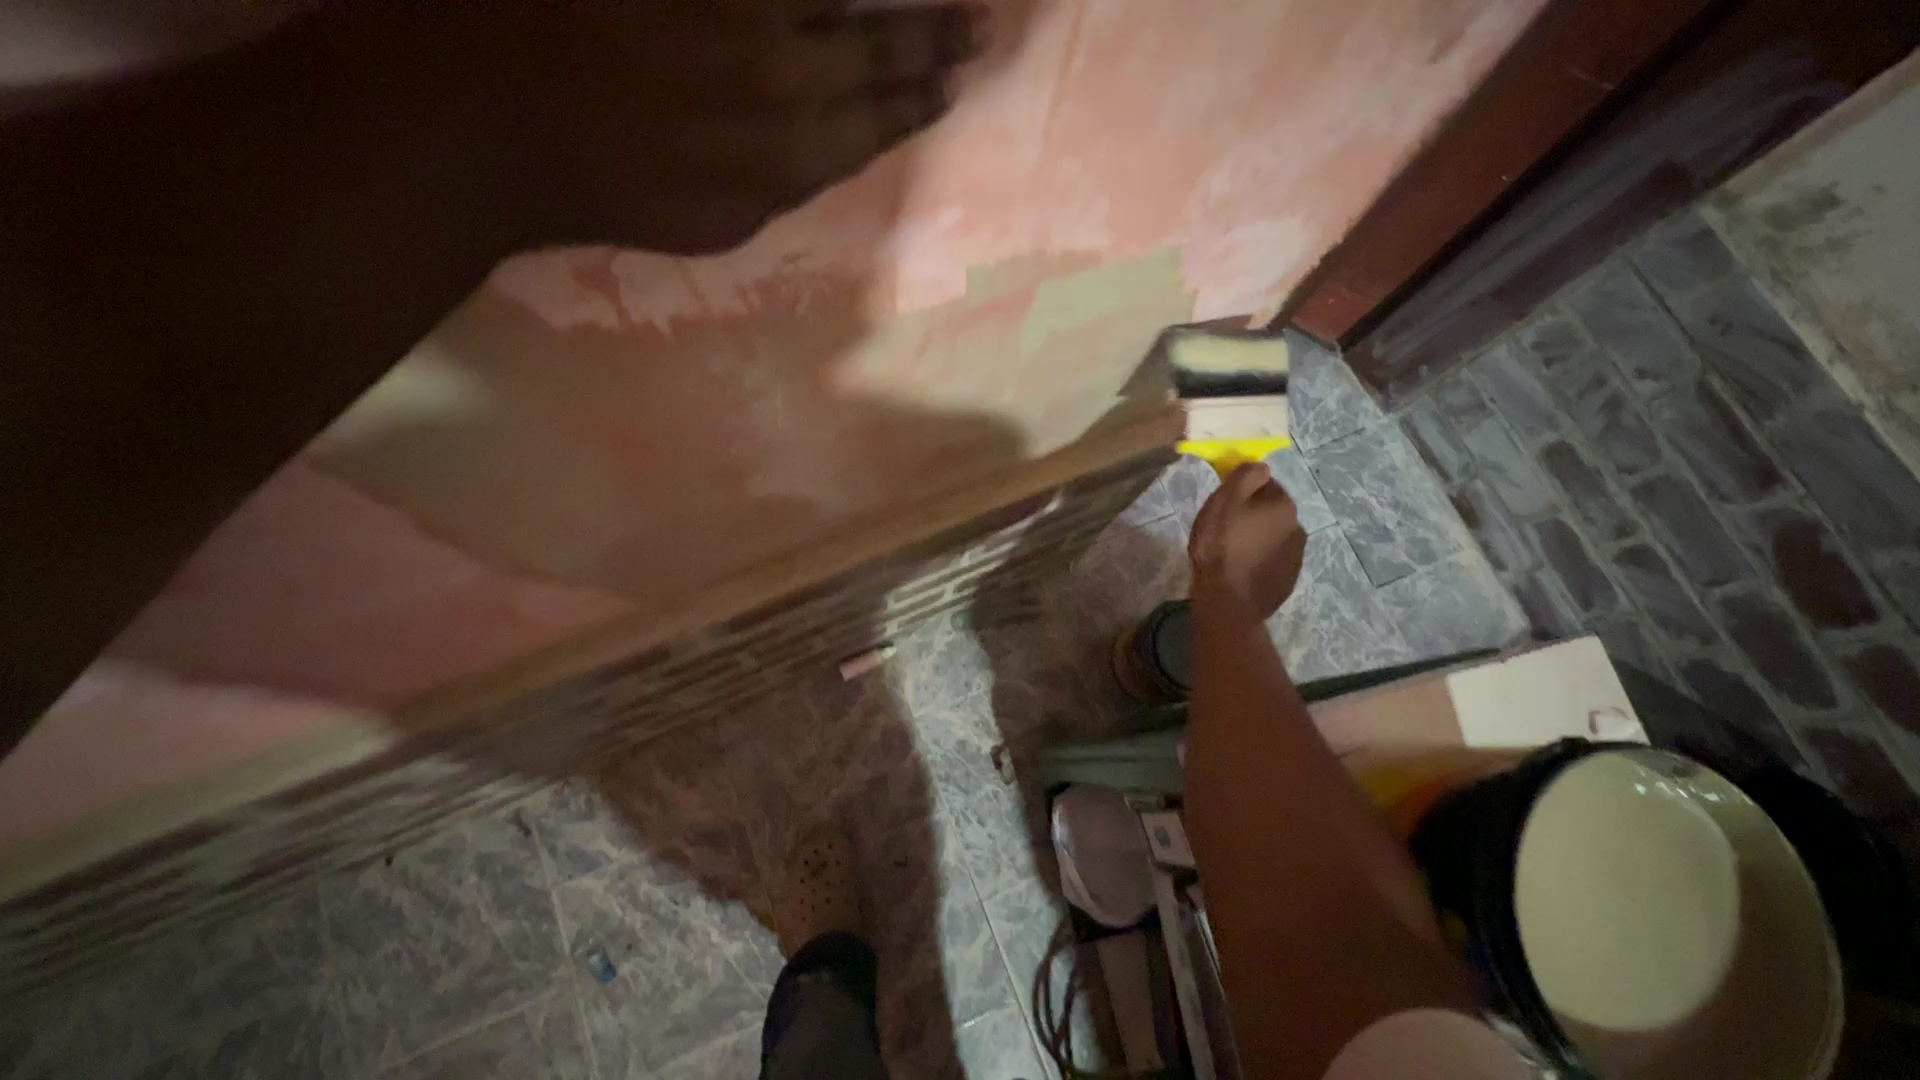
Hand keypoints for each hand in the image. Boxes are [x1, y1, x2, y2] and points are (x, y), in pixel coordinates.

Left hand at [486, 0, 990, 253]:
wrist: (495, 122)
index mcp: (788, 154)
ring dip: (898, 11)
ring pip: (837, 2)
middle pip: (876, 45)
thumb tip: (821, 152)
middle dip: (932, 36)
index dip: (918, 102)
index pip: (879, 121)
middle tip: (977, 25)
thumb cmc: (604, 191)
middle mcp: (781, 71)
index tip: (948, 86)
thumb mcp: (713, 223)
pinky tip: (835, 5)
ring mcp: (738, 12)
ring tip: (944, 12)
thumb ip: (779, 186)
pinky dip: (818, 2)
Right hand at [1188, 462, 1307, 619]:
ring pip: (1273, 537)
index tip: (1225, 505)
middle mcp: (1298, 528)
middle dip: (1253, 516)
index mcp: (1284, 506)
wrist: (1227, 601)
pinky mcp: (1287, 581)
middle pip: (1271, 513)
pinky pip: (1271, 561)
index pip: (1266, 485)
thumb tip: (1263, 467)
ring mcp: (1296, 558)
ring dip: (1257, 539)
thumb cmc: (1221, 545)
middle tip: (1225, 529)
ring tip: (1232, 553)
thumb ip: (1245, 476)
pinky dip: (1259, 561)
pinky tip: (1240, 570)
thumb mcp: (1224, 500)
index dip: (1243, 492)